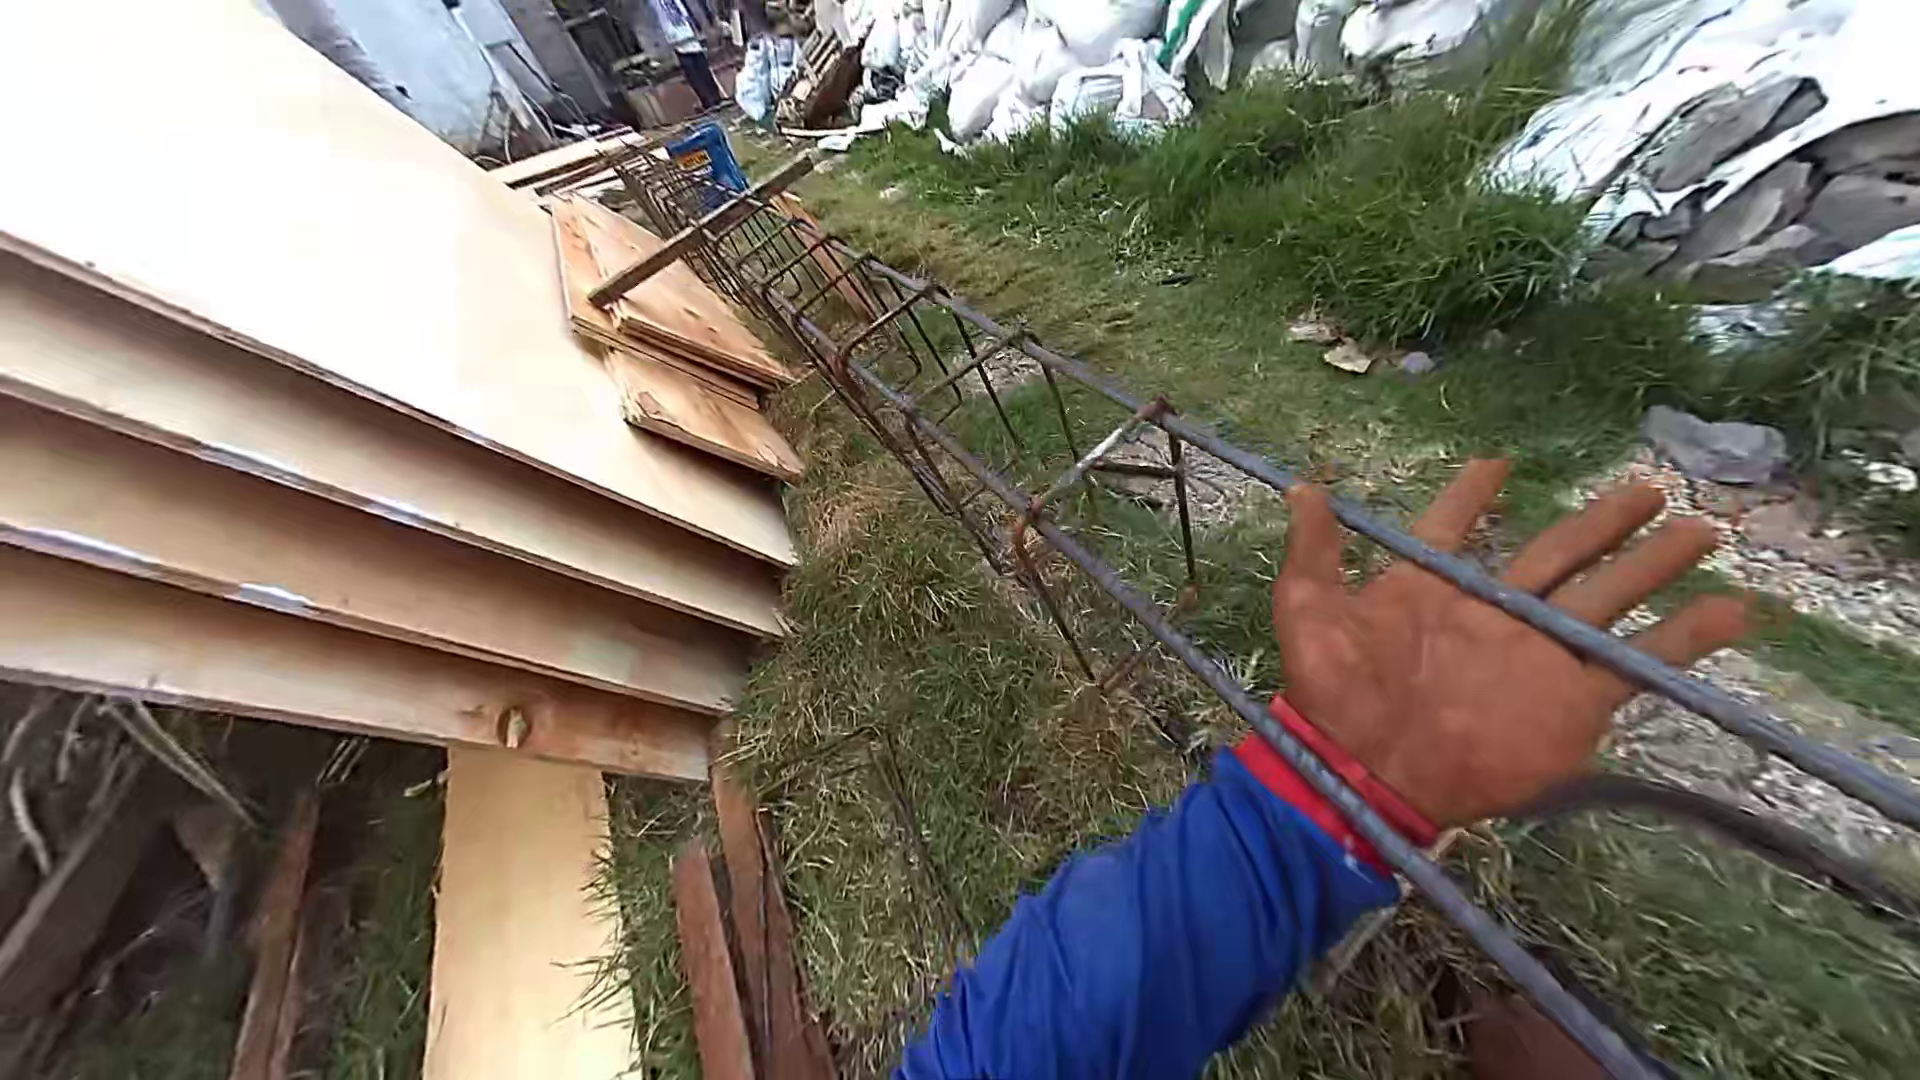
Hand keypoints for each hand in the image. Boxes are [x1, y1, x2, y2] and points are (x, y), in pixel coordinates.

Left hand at [1271, 459, 1747, 827]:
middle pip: (1550, 555)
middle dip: (1594, 523)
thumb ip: (1311, 546)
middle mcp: (1482, 612)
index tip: (1494, 462)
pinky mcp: (1568, 699)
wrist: (1365, 766)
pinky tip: (1733, 608)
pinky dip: (1685, 638)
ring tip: (1696, 528)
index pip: (1449, 528)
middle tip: (1643, 487)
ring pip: (1602, 596)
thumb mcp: (1306, 604)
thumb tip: (1300, 486)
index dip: (1470, 496)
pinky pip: (1636, 662)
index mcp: (1421, 588)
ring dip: (1649, 564)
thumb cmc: (1330, 682)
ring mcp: (1529, 652)